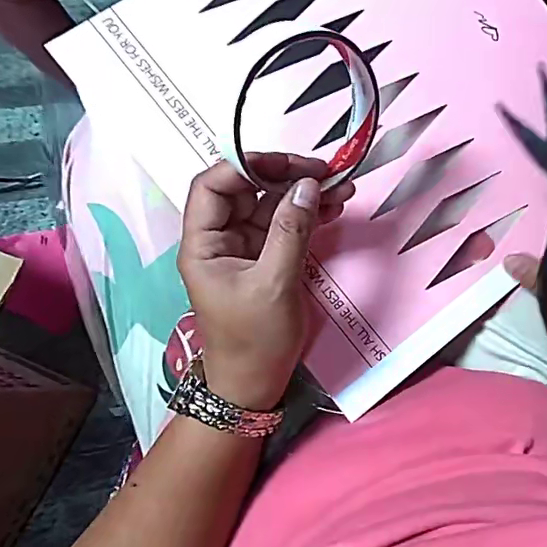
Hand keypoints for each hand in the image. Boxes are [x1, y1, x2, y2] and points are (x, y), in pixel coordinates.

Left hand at [178, 155, 353, 409]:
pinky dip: (312, 215)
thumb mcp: (274, 283)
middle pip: (248, 190)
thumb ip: (290, 232)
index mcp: (204, 243)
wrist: (256, 383)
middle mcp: (222, 239)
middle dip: (286, 175)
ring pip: (274, 206)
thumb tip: (307, 187)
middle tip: (326, 172)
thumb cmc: (254, 340)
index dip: (247, 165)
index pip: (214, 185)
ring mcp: (248, 248)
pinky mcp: (271, 258)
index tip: (289, 163)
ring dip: (306, 194)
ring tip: (343, 188)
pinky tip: (335, 207)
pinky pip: (289, 226)